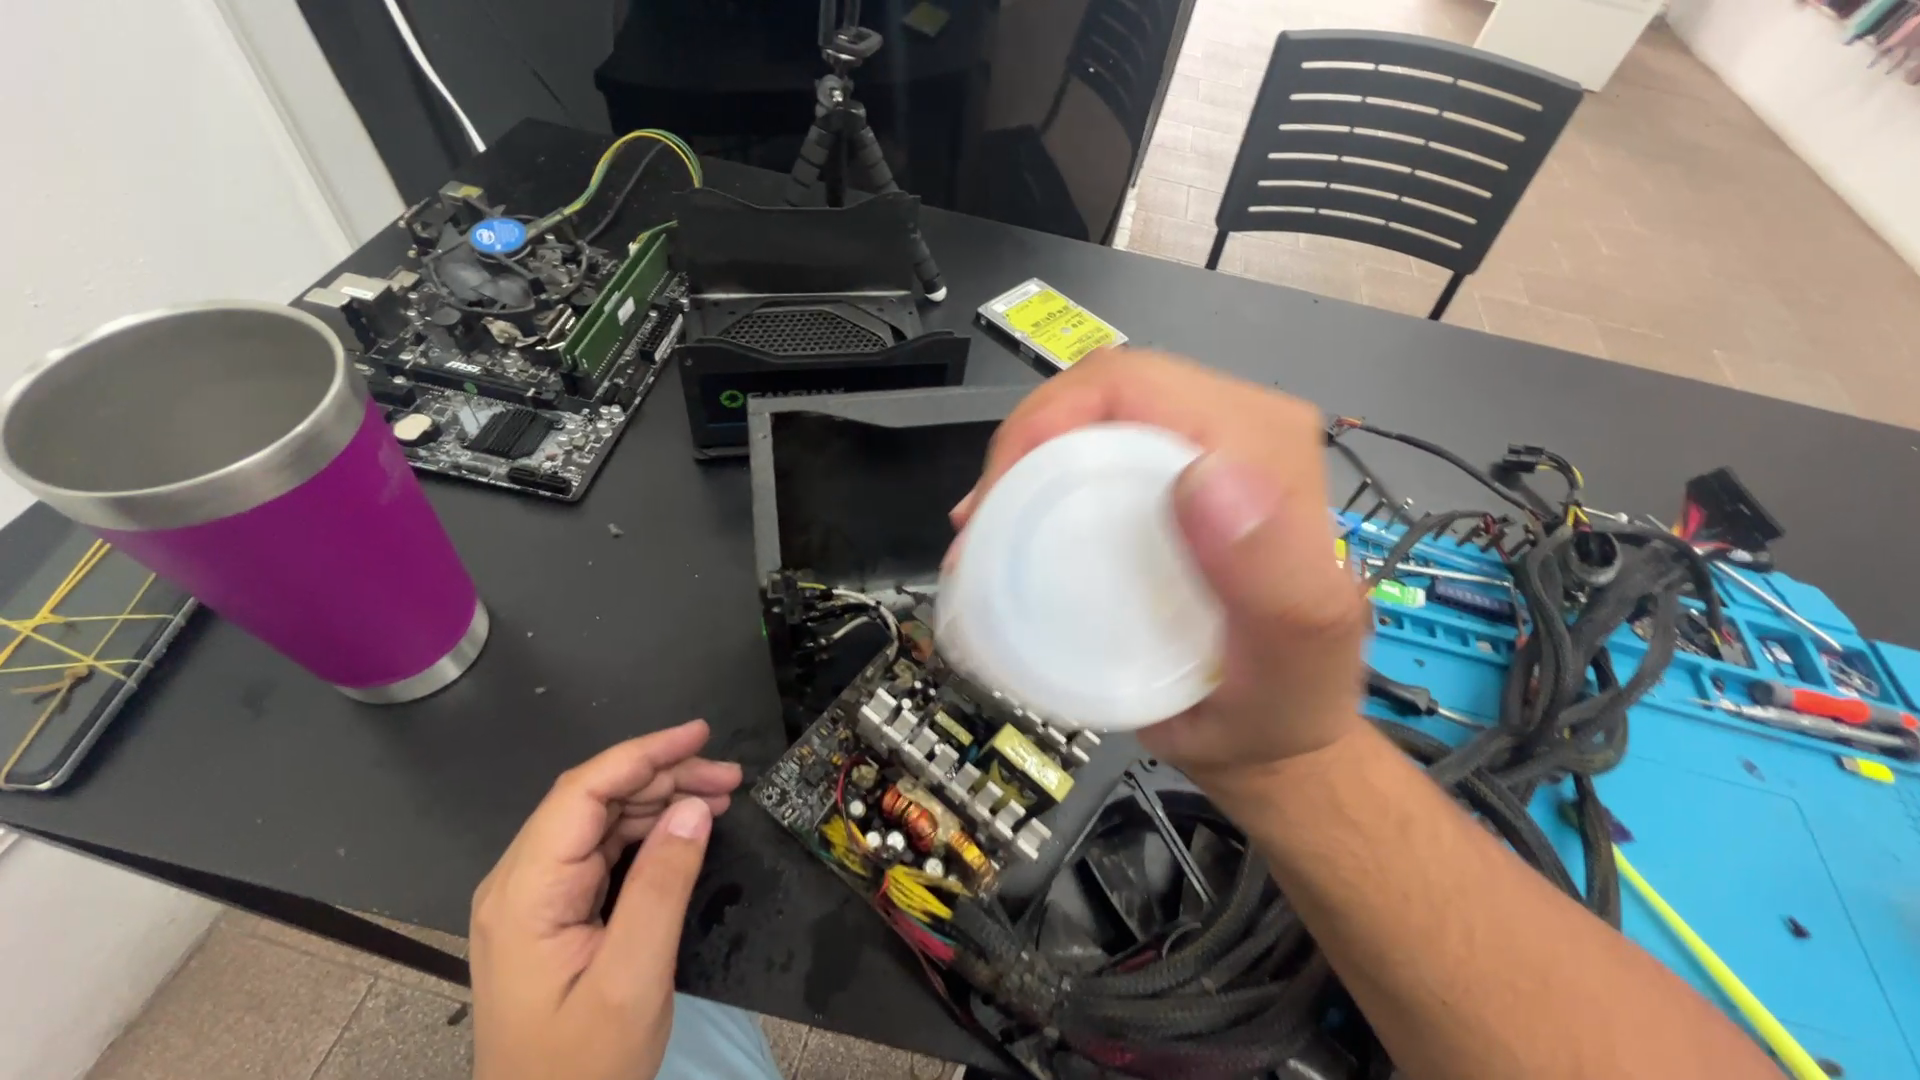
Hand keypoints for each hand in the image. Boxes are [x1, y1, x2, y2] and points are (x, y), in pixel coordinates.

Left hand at [470, 719, 743, 1079]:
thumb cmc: (583, 1068)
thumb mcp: (634, 977)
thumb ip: (663, 885)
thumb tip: (695, 806)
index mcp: (526, 892)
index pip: (583, 792)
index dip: (643, 753)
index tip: (700, 735)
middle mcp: (521, 883)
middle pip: (594, 800)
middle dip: (663, 776)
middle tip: (730, 777)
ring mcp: (535, 899)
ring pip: (601, 821)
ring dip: (660, 801)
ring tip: (722, 796)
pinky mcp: (553, 915)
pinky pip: (603, 852)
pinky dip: (649, 832)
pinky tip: (687, 828)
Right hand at [949, 349, 1369, 783]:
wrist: (1266, 739)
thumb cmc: (1278, 707)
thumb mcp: (1290, 656)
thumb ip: (1268, 575)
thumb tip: (1200, 478)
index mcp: (1264, 443)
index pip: (1134, 388)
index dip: (1046, 425)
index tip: (998, 503)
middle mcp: (1232, 432)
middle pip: (1099, 399)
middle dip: (1022, 448)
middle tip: (978, 530)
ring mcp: (1198, 455)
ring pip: (1085, 423)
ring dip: (1021, 470)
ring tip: (981, 538)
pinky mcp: (1169, 484)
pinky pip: (1087, 456)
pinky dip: (1036, 486)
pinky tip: (1007, 530)